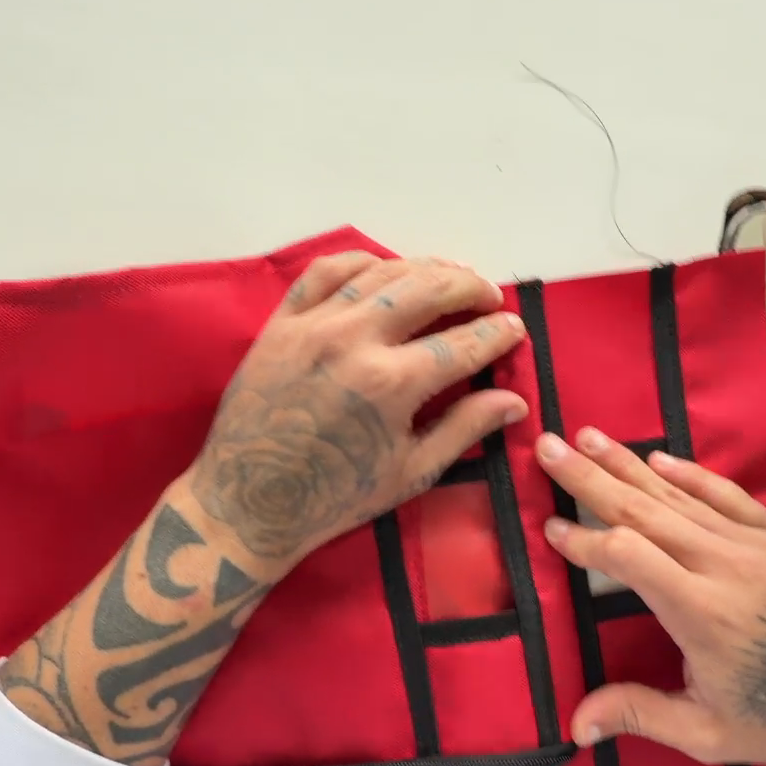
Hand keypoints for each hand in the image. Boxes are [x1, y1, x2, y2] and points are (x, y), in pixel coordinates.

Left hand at [188, 252, 528, 573]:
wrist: (249, 503)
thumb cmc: (334, 498)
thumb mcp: (409, 473)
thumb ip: (463, 429)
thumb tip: (515, 402)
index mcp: (392, 384)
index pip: (463, 343)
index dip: (498, 333)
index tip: (516, 328)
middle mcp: (355, 340)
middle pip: (428, 289)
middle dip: (470, 287)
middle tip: (490, 296)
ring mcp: (313, 325)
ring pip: (382, 272)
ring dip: (425, 268)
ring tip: (450, 276)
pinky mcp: (281, 322)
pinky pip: (325, 271)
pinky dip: (362, 262)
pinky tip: (384, 268)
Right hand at [536, 428, 765, 765]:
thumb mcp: (709, 732)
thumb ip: (639, 714)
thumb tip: (573, 727)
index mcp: (705, 613)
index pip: (628, 556)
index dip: (584, 542)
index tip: (549, 528)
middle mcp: (727, 566)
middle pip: (645, 509)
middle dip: (589, 477)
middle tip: (548, 446)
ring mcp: (757, 546)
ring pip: (679, 495)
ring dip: (627, 464)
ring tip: (588, 437)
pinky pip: (726, 496)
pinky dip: (689, 475)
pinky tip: (658, 457)